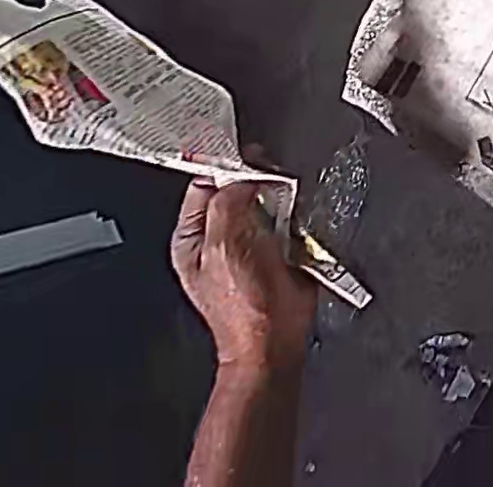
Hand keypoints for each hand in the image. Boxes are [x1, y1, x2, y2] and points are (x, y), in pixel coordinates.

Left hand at [171, 180, 316, 373]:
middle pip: (240, 186)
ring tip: (285, 211)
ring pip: (269, 198)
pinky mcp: (280, 244)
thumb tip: (245, 175)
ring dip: (283, 198)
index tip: (248, 156)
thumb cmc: (241, 306)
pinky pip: (291, 214)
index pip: (206, 182)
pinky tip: (297, 224)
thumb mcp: (223, 246)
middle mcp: (220, 234)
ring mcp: (251, 238)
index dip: (226, 166)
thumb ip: (228, 202)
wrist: (275, 335)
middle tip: (272, 180)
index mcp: (193, 235)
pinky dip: (298, 212)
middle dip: (260, 180)